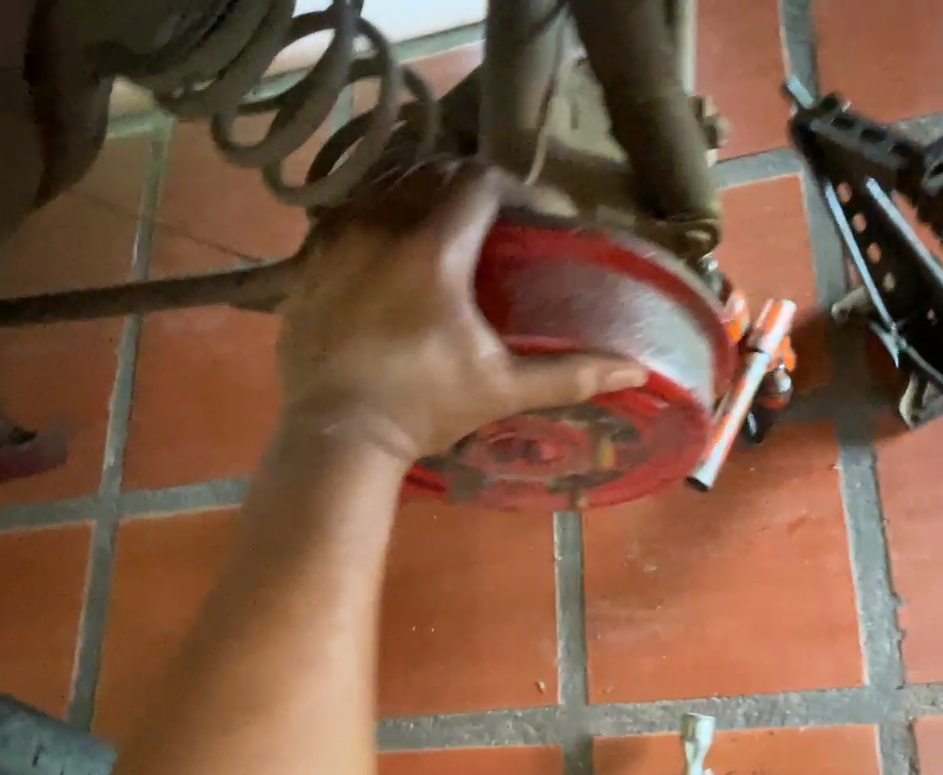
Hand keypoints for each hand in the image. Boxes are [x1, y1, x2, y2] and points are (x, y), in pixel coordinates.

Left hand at [273, 162, 648, 463]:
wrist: (337, 434)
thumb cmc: (425, 407)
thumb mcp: (503, 389)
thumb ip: (569, 373)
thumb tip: (635, 370)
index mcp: (436, 250)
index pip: (478, 182)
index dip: (509, 188)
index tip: (526, 211)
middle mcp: (382, 226)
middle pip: (430, 173)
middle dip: (463, 188)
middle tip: (486, 221)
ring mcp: (336, 239)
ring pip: (383, 186)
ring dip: (417, 196)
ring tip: (437, 230)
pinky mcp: (307, 260)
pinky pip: (342, 214)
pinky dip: (372, 218)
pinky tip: (384, 251)